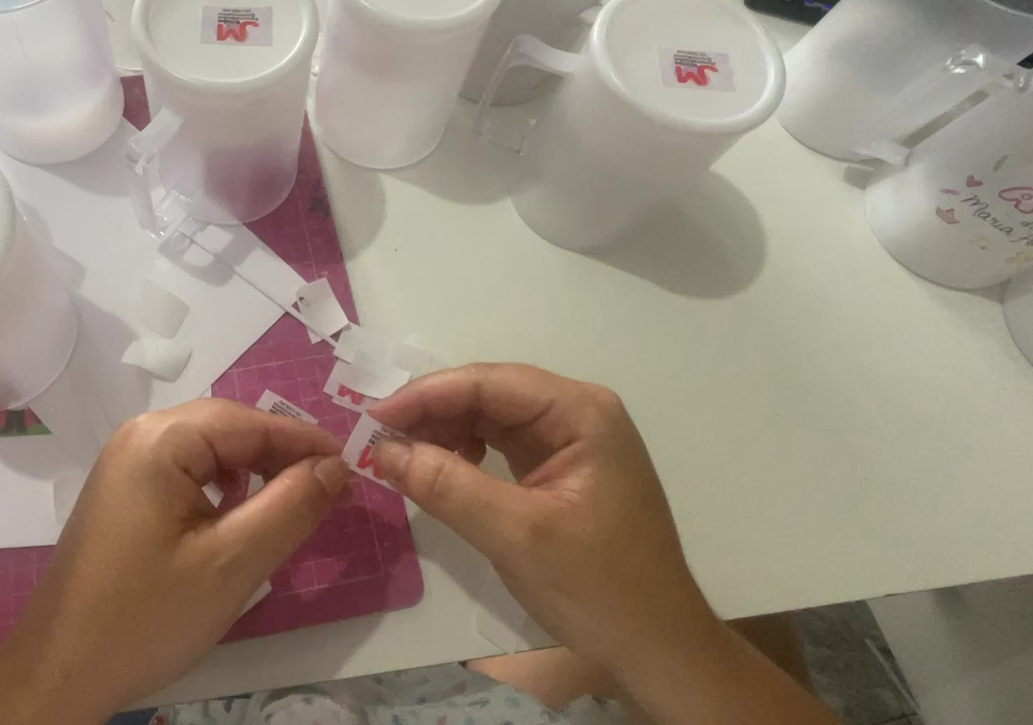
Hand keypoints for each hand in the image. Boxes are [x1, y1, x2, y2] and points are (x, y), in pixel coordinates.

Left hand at [0, 399, 351, 723]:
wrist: (58, 672)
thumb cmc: (146, 616)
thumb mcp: (232, 563)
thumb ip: (290, 507)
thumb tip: (336, 465)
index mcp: (161, 439)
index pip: (249, 422)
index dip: (303, 440)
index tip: (350, 465)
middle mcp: (141, 435)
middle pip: (227, 429)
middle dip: (279, 453)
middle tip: (327, 487)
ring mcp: (127, 462)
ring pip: (209, 449)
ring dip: (253, 469)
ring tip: (292, 500)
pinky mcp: (125, 491)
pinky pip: (187, 470)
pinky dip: (223, 485)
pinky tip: (239, 514)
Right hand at [368, 363, 715, 675]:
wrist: (660, 649)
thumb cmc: (600, 589)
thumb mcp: (517, 536)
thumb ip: (448, 486)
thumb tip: (382, 449)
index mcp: (580, 411)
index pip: (487, 383)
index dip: (425, 395)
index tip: (372, 418)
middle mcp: (575, 410)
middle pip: (487, 392)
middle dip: (431, 412)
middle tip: (377, 438)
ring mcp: (568, 436)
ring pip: (488, 414)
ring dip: (442, 430)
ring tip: (401, 456)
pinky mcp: (558, 462)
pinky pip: (498, 440)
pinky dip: (462, 451)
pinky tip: (439, 469)